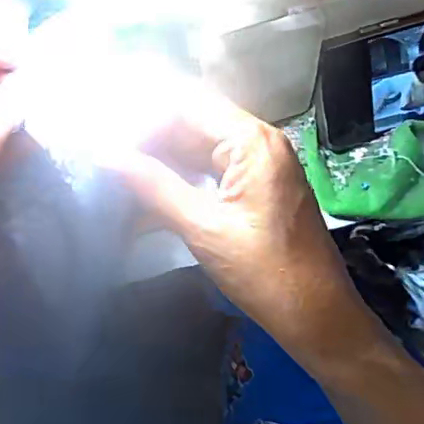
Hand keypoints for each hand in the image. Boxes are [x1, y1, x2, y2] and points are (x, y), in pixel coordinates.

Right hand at [105, 88, 382, 365]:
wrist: (318, 317)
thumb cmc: (265, 272)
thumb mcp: (203, 227)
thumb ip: (153, 185)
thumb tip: (106, 155)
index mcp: (251, 141)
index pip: (185, 106)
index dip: (142, 120)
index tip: (106, 141)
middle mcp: (257, 142)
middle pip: (190, 122)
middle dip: (147, 138)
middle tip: (106, 157)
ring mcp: (257, 165)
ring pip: (195, 147)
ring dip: (159, 159)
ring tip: (117, 173)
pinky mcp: (253, 188)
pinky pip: (207, 169)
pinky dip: (177, 178)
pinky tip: (145, 193)